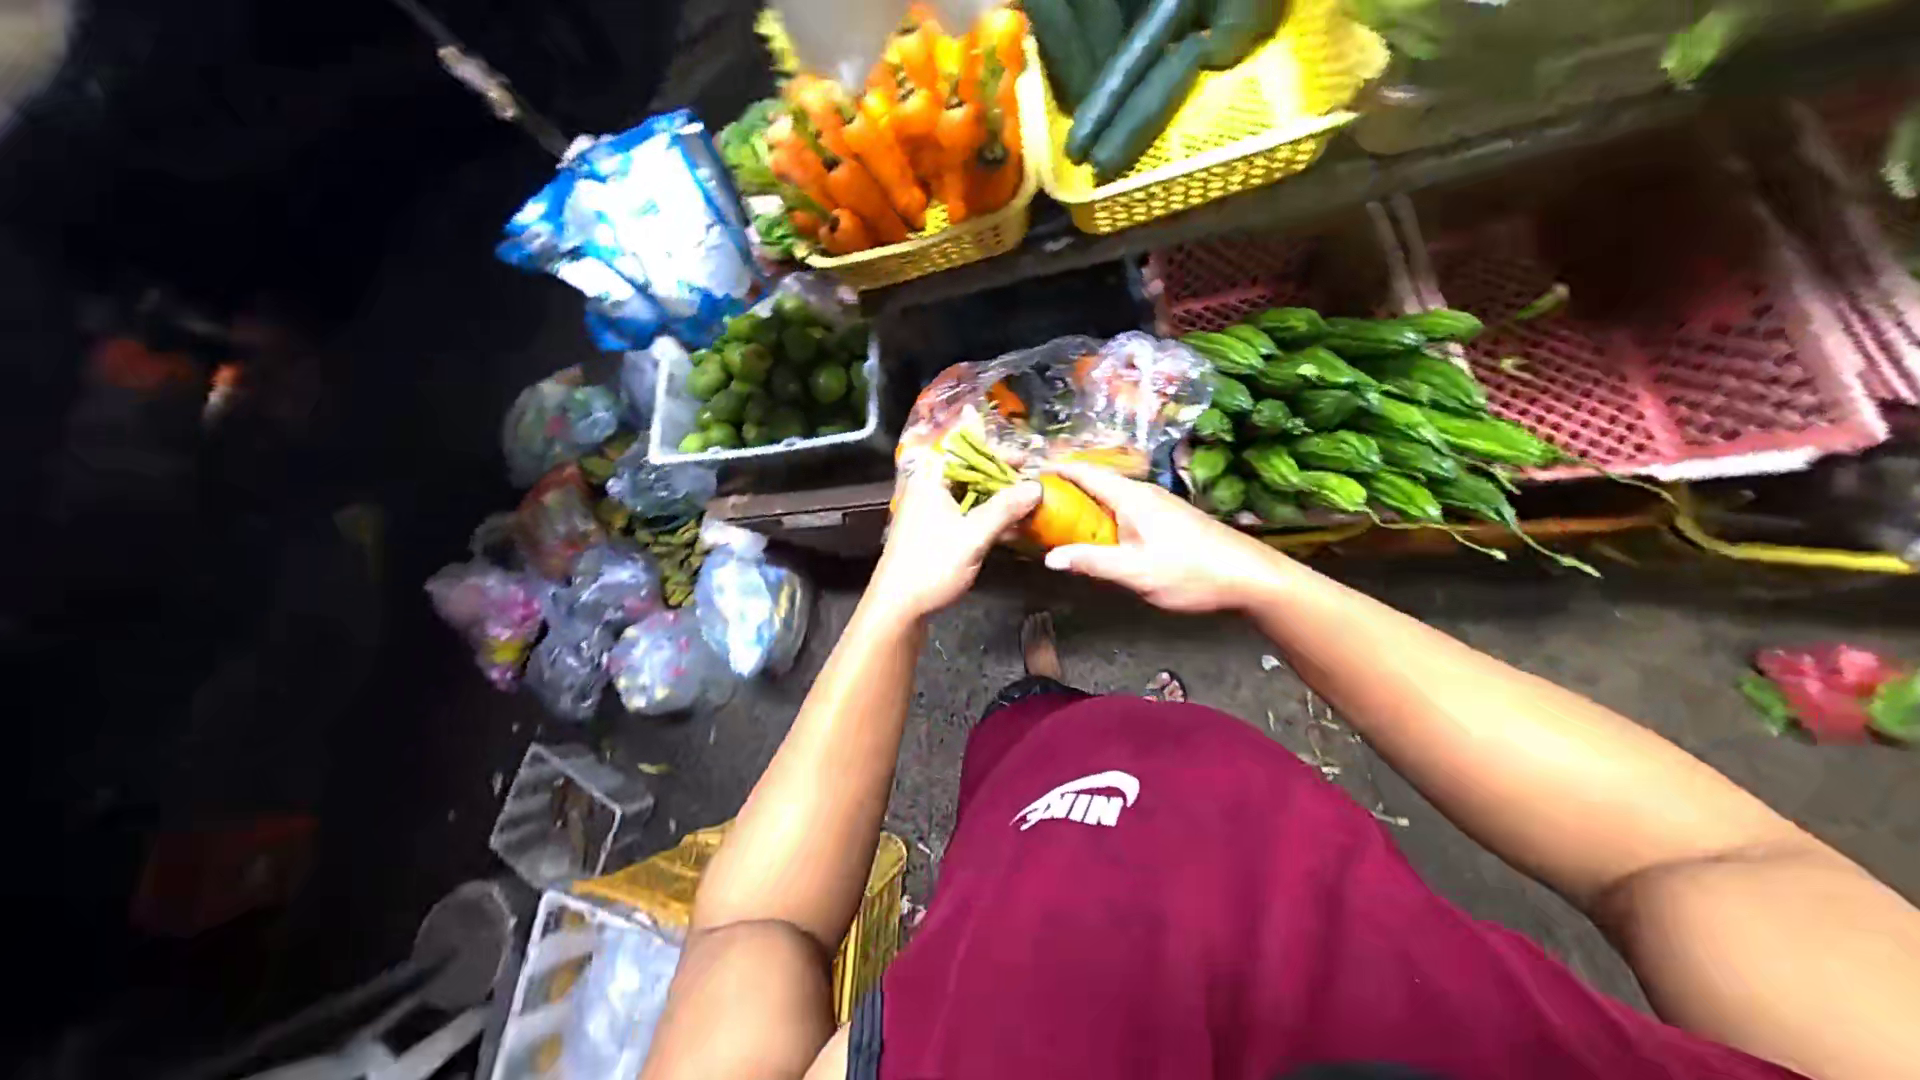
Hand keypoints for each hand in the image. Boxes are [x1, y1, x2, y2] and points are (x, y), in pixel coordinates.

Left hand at [866, 462, 1041, 623]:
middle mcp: (930, 486)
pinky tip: (1013, 523)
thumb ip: (1005, 508)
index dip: (996, 447)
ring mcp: (932, 507)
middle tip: (1032, 481)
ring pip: (971, 491)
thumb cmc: (931, 566)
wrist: (898, 606)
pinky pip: (967, 510)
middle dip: (1003, 473)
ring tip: (1029, 501)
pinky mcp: (936, 528)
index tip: (1026, 457)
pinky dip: (989, 513)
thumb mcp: (973, 536)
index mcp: (932, 478)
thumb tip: (1036, 486)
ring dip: (999, 496)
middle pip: (970, 468)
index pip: (965, 445)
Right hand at [1041, 463, 1289, 612]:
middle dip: (1065, 487)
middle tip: (1035, 502)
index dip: (1056, 469)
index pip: (1086, 472)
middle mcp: (1144, 493)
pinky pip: (1123, 508)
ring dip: (1083, 503)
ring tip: (1057, 518)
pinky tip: (1097, 535)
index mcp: (1132, 497)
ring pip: (1111, 496)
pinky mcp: (1167, 520)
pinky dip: (1102, 515)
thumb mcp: (1136, 572)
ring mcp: (1158, 505)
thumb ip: (1091, 562)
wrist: (1250, 577)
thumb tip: (1048, 558)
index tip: (1028, 473)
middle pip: (1096, 481)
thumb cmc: (1191, 572)